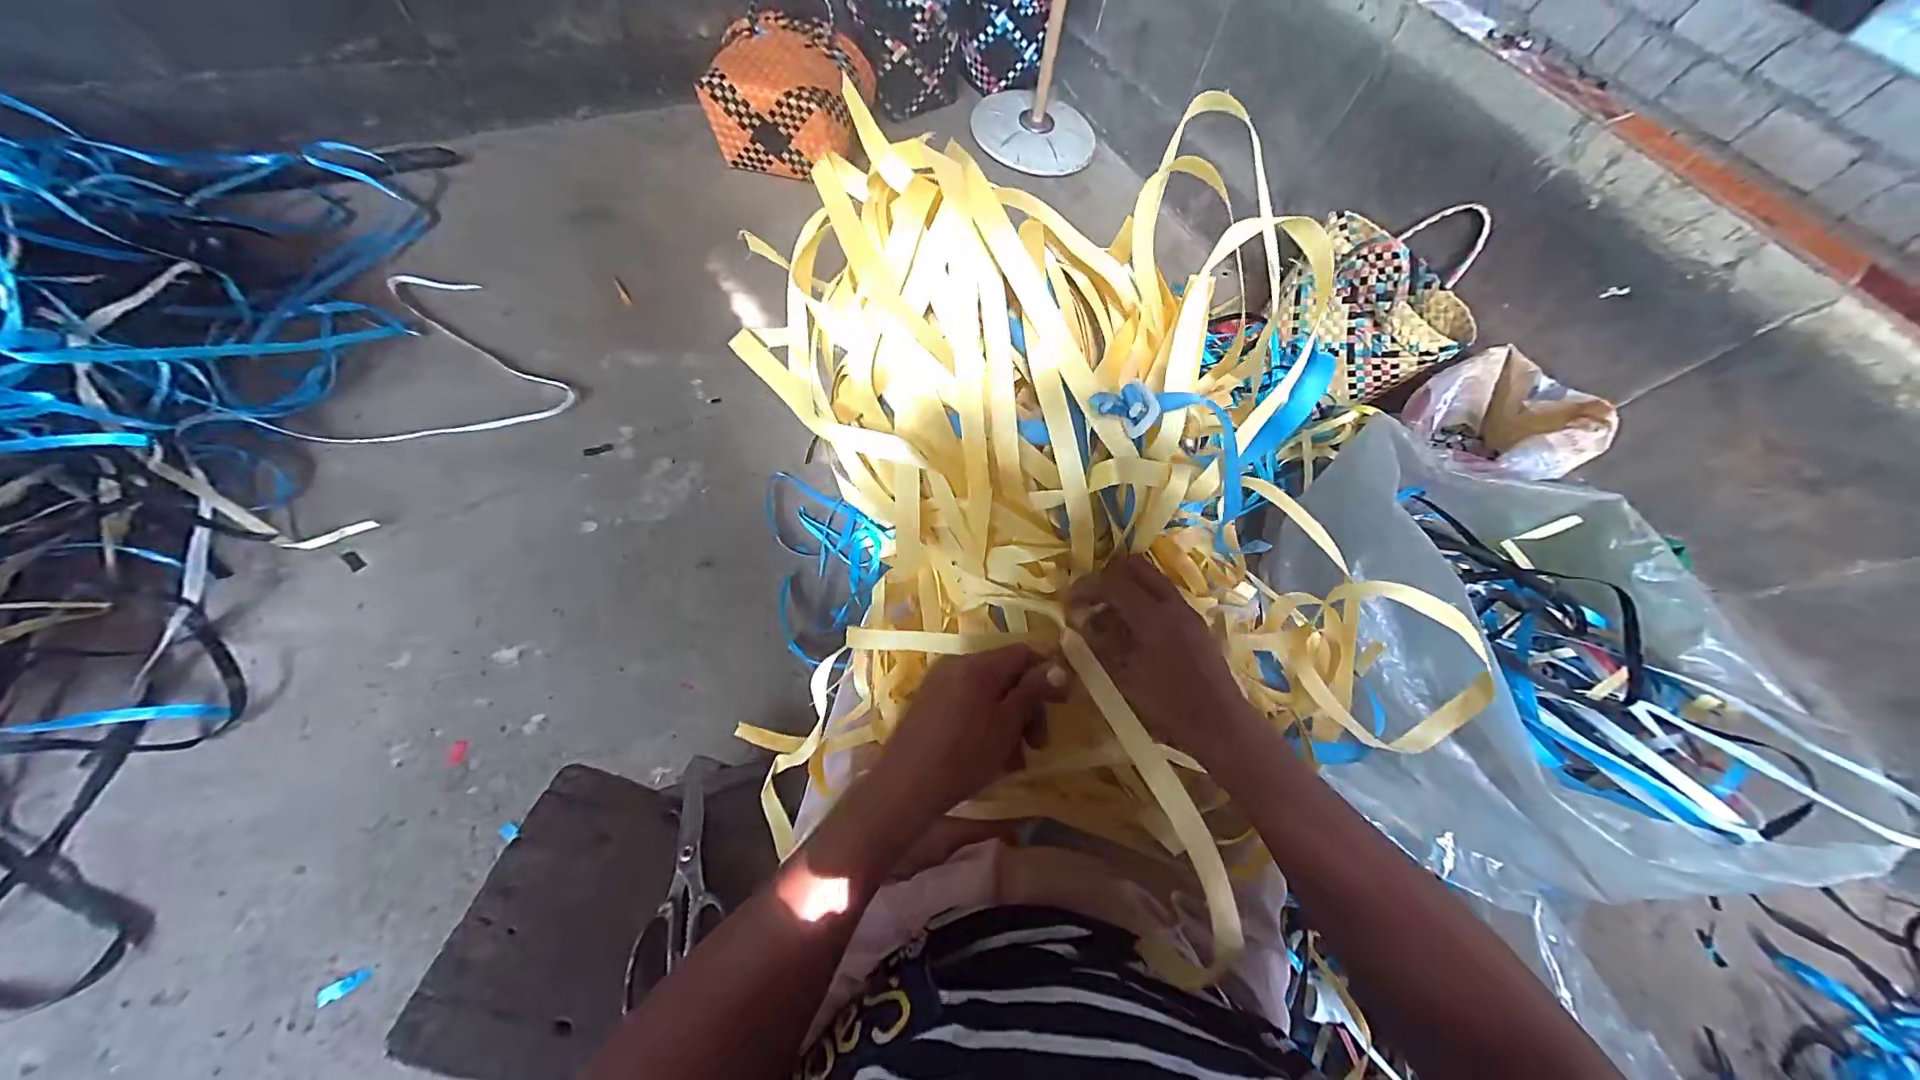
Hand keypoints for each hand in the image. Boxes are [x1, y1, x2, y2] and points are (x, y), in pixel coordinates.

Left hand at [865, 645, 1065, 832]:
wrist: (905, 786)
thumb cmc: (964, 754)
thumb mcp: (1006, 724)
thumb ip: (1032, 691)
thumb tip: (1057, 667)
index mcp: (978, 664)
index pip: (1023, 652)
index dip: (1048, 672)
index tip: (1064, 702)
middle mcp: (956, 664)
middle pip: (1006, 674)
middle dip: (1028, 705)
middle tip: (1039, 743)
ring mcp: (938, 683)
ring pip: (987, 692)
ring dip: (1009, 719)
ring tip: (1016, 758)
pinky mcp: (928, 704)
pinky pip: (967, 703)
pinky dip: (986, 722)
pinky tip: (992, 755)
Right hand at [1067, 554, 1258, 761]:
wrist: (1222, 726)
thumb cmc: (1170, 707)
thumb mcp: (1123, 681)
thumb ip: (1097, 651)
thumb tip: (1076, 632)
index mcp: (1154, 617)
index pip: (1113, 583)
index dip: (1085, 588)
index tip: (1068, 604)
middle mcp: (1173, 606)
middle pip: (1136, 567)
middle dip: (1108, 578)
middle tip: (1091, 603)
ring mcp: (1188, 613)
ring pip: (1152, 581)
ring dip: (1126, 591)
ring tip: (1107, 623)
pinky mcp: (1196, 625)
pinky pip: (1164, 599)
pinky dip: (1143, 605)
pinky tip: (1132, 635)